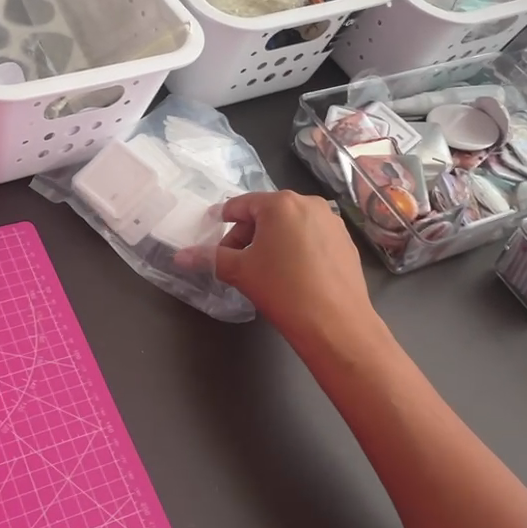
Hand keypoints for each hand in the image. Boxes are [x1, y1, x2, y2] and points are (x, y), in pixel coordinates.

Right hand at [214, 191, 376, 346]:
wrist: (335, 323)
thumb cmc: (282, 289)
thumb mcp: (239, 271)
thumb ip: (209, 258)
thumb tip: (180, 256)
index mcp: (280, 204)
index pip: (241, 205)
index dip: (224, 219)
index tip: (213, 232)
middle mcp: (309, 204)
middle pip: (267, 213)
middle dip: (247, 234)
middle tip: (236, 260)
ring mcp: (332, 222)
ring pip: (290, 225)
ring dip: (272, 241)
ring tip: (264, 269)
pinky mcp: (346, 242)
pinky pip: (311, 237)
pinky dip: (296, 248)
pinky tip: (292, 275)